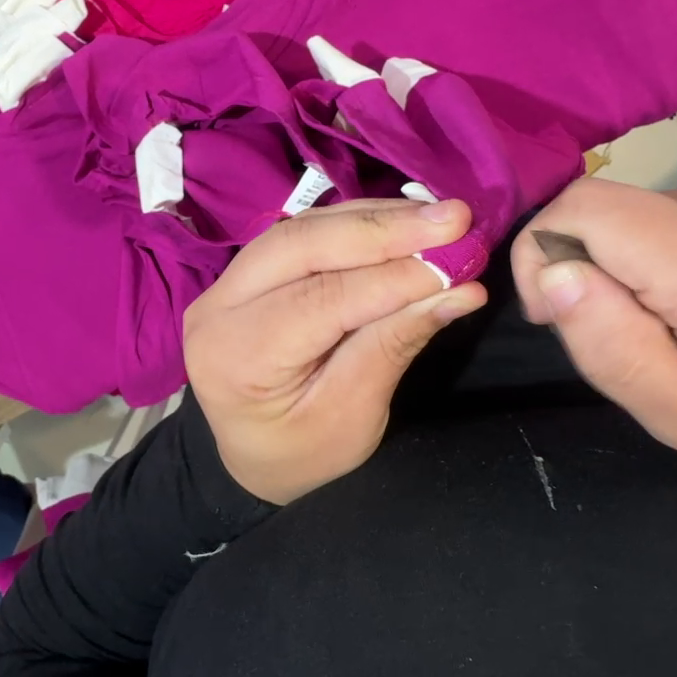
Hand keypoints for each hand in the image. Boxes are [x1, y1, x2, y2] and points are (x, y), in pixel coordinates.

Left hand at [184, 199, 489, 503]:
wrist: (256, 458)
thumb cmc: (304, 452)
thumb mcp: (354, 416)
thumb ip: (394, 344)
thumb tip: (458, 287)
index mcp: (236, 357)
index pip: (320, 299)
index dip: (393, 275)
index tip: (460, 258)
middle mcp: (216, 309)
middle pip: (299, 245)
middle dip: (382, 228)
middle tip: (455, 219)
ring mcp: (222, 286)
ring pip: (299, 230)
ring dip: (372, 219)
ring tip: (439, 218)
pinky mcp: (240, 274)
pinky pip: (298, 235)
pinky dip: (353, 225)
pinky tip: (401, 222)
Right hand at [510, 177, 676, 477]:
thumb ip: (615, 350)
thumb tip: (556, 275)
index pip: (583, 209)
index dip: (541, 254)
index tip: (556, 316)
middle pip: (598, 209)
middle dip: (579, 268)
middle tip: (621, 333)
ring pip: (629, 213)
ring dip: (620, 265)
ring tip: (672, 323)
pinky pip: (664, 213)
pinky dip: (652, 254)